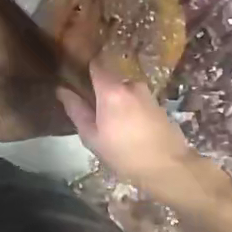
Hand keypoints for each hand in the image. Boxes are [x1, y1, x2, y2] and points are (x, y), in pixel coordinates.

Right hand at [58, 62, 202, 198]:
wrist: (169, 167)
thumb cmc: (124, 154)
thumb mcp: (92, 137)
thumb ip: (76, 110)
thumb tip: (62, 90)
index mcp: (111, 90)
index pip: (95, 64)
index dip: (84, 68)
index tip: (76, 78)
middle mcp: (130, 84)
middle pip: (110, 79)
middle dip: (101, 91)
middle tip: (93, 111)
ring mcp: (147, 93)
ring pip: (124, 90)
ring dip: (117, 101)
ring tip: (112, 124)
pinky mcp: (158, 104)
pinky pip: (137, 99)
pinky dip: (130, 108)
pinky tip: (129, 128)